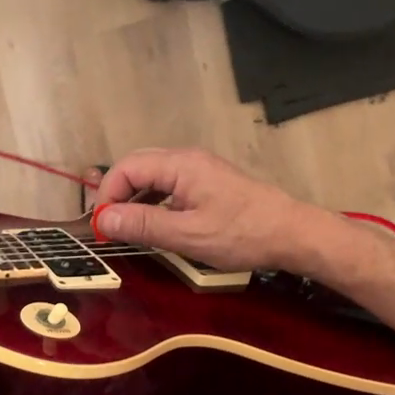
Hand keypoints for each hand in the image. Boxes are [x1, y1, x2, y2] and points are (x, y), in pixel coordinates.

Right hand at [93, 149, 339, 272]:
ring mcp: (199, 169)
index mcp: (179, 165)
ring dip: (135, 198)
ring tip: (129, 228)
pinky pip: (169, 184)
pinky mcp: (208, 182)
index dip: (108, 196)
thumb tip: (102, 219)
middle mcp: (186, 159)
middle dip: (118, 194)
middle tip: (111, 227)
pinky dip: (154, 201)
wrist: (292, 233)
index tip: (103, 228)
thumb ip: (143, 225)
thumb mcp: (187, 235)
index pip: (126, 168)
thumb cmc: (241, 234)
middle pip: (137, 166)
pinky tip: (156, 224)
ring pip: (153, 175)